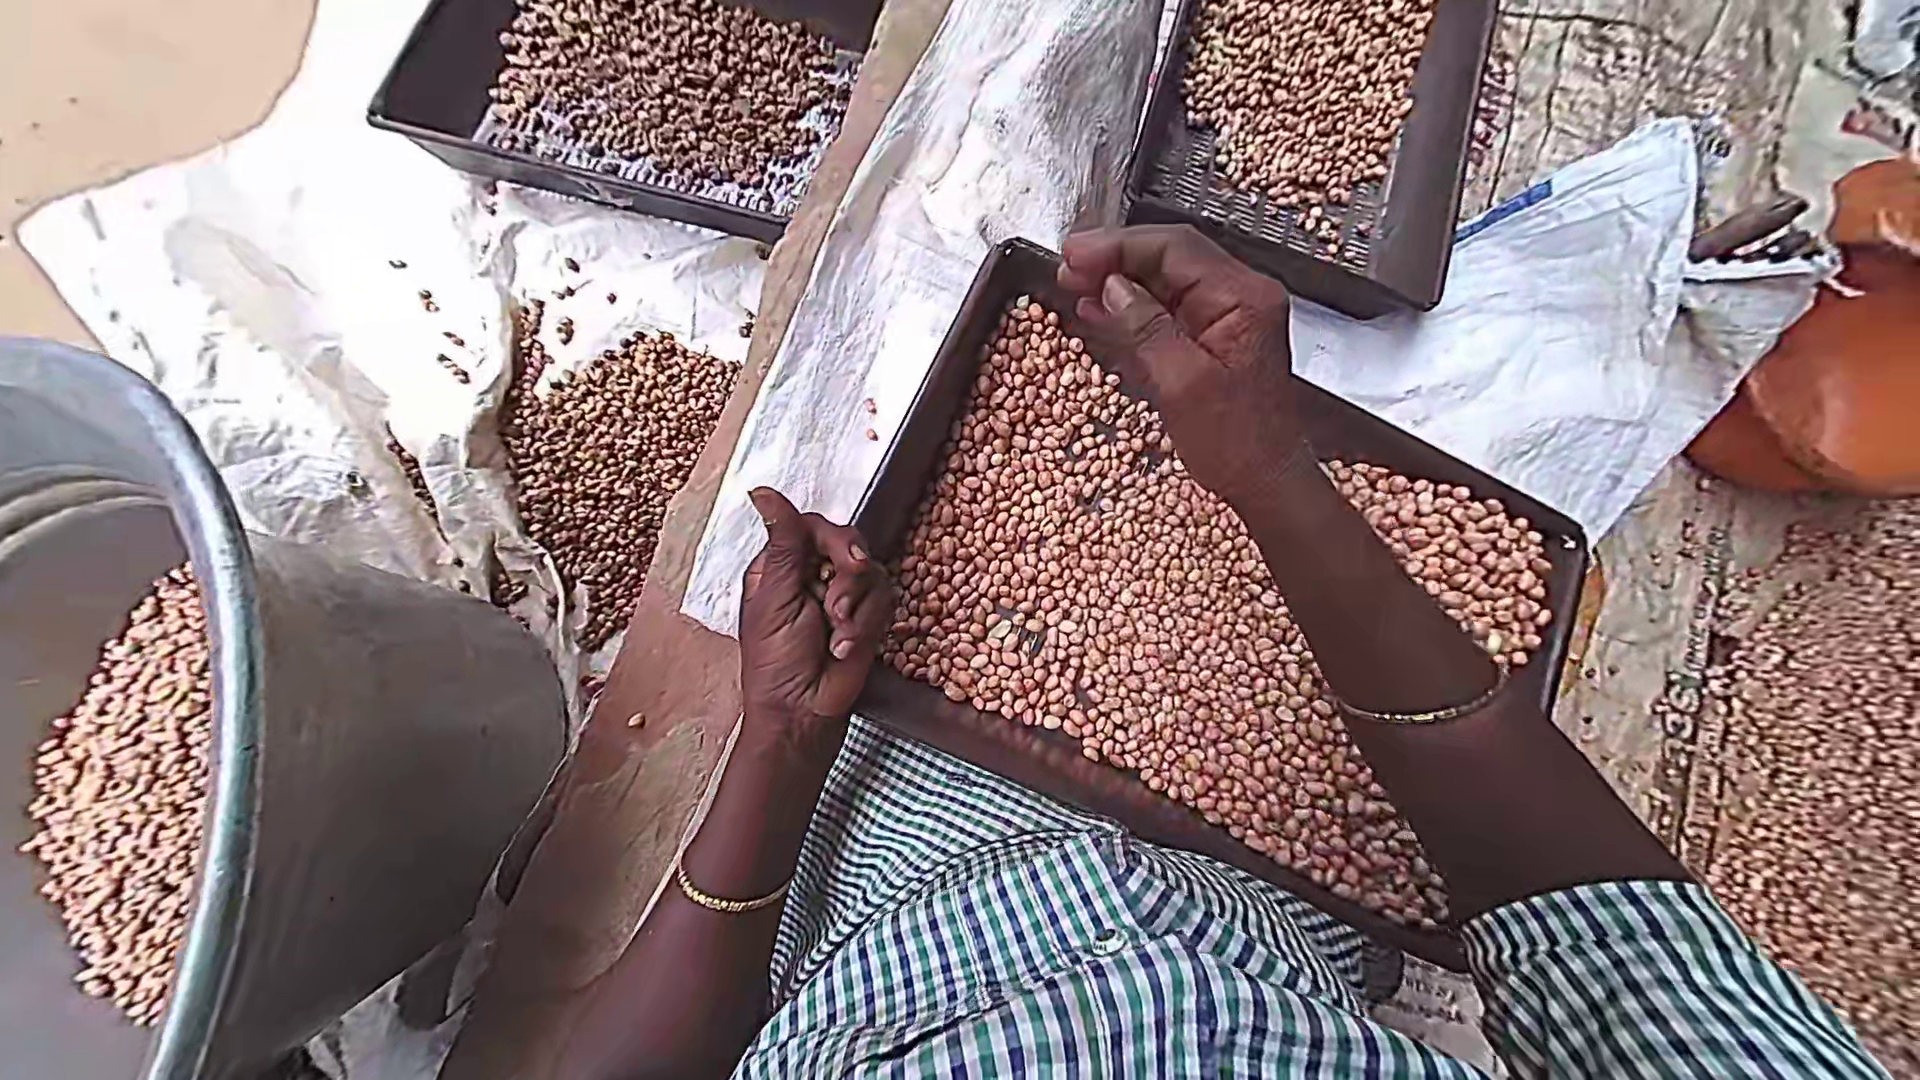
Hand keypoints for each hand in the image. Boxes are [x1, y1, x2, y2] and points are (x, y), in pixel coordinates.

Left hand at [738, 487, 891, 759]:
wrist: (803, 712)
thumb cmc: (775, 661)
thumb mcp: (776, 599)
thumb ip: (783, 544)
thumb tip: (762, 492)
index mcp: (783, 565)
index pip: (813, 526)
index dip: (831, 538)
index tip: (842, 558)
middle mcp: (815, 574)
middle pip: (849, 542)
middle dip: (849, 573)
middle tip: (840, 603)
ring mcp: (844, 595)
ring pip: (871, 572)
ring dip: (856, 606)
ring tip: (837, 634)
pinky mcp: (868, 616)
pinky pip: (884, 600)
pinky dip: (866, 625)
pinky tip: (845, 647)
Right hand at [1057, 225, 1306, 505]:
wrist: (1263, 480)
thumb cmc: (1235, 443)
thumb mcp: (1182, 384)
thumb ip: (1146, 328)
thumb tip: (1111, 288)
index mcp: (1242, 299)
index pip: (1174, 250)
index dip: (1118, 247)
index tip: (1075, 253)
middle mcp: (1237, 298)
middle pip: (1168, 259)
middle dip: (1114, 259)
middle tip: (1067, 264)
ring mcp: (1223, 319)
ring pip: (1162, 284)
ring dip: (1116, 282)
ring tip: (1072, 282)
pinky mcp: (1208, 342)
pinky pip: (1163, 314)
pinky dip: (1128, 310)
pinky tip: (1097, 309)